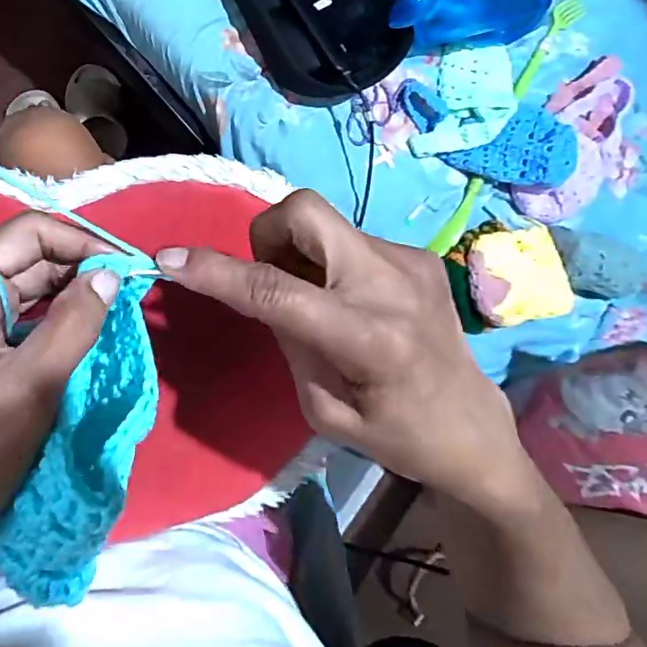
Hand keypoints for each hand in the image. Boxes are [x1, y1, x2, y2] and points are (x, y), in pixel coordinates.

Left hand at [0, 73, 118, 564]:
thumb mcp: (31, 390)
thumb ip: (74, 325)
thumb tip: (110, 275)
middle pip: (16, 238)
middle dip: (71, 244)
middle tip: (125, 271)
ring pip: (29, 265)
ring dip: (73, 269)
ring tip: (119, 284)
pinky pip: (32, 294)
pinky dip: (65, 292)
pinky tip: (98, 299)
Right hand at [156, 190, 539, 516]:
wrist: (475, 429)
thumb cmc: (398, 435)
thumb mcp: (324, 407)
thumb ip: (288, 339)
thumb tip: (261, 288)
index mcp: (369, 338)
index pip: (276, 291)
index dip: (217, 272)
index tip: (171, 257)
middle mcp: (393, 282)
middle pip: (305, 211)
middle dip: (266, 235)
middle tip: (272, 278)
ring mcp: (410, 259)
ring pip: (323, 221)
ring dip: (298, 251)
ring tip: (315, 298)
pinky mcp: (418, 253)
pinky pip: (346, 237)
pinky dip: (326, 260)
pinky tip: (349, 299)